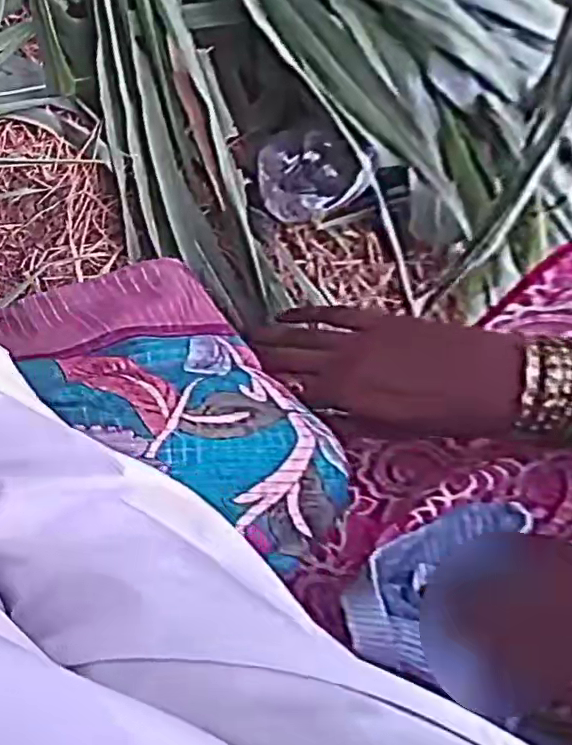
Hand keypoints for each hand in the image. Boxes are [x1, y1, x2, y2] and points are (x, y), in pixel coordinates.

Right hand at [248, 307, 525, 438]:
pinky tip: (284, 316)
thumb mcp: (394, 431)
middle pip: (281, 359)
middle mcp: (340, 363)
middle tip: (229, 359)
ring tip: (243, 337)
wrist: (514, 382)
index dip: (255, 387)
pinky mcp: (378, 321)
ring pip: (297, 335)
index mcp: (342, 394)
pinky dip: (302, 313)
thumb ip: (343, 423)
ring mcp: (358, 339)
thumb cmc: (455, 415)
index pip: (283, 388)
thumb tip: (306, 419)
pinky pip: (329, 314)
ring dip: (266, 336)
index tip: (235, 386)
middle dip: (251, 359)